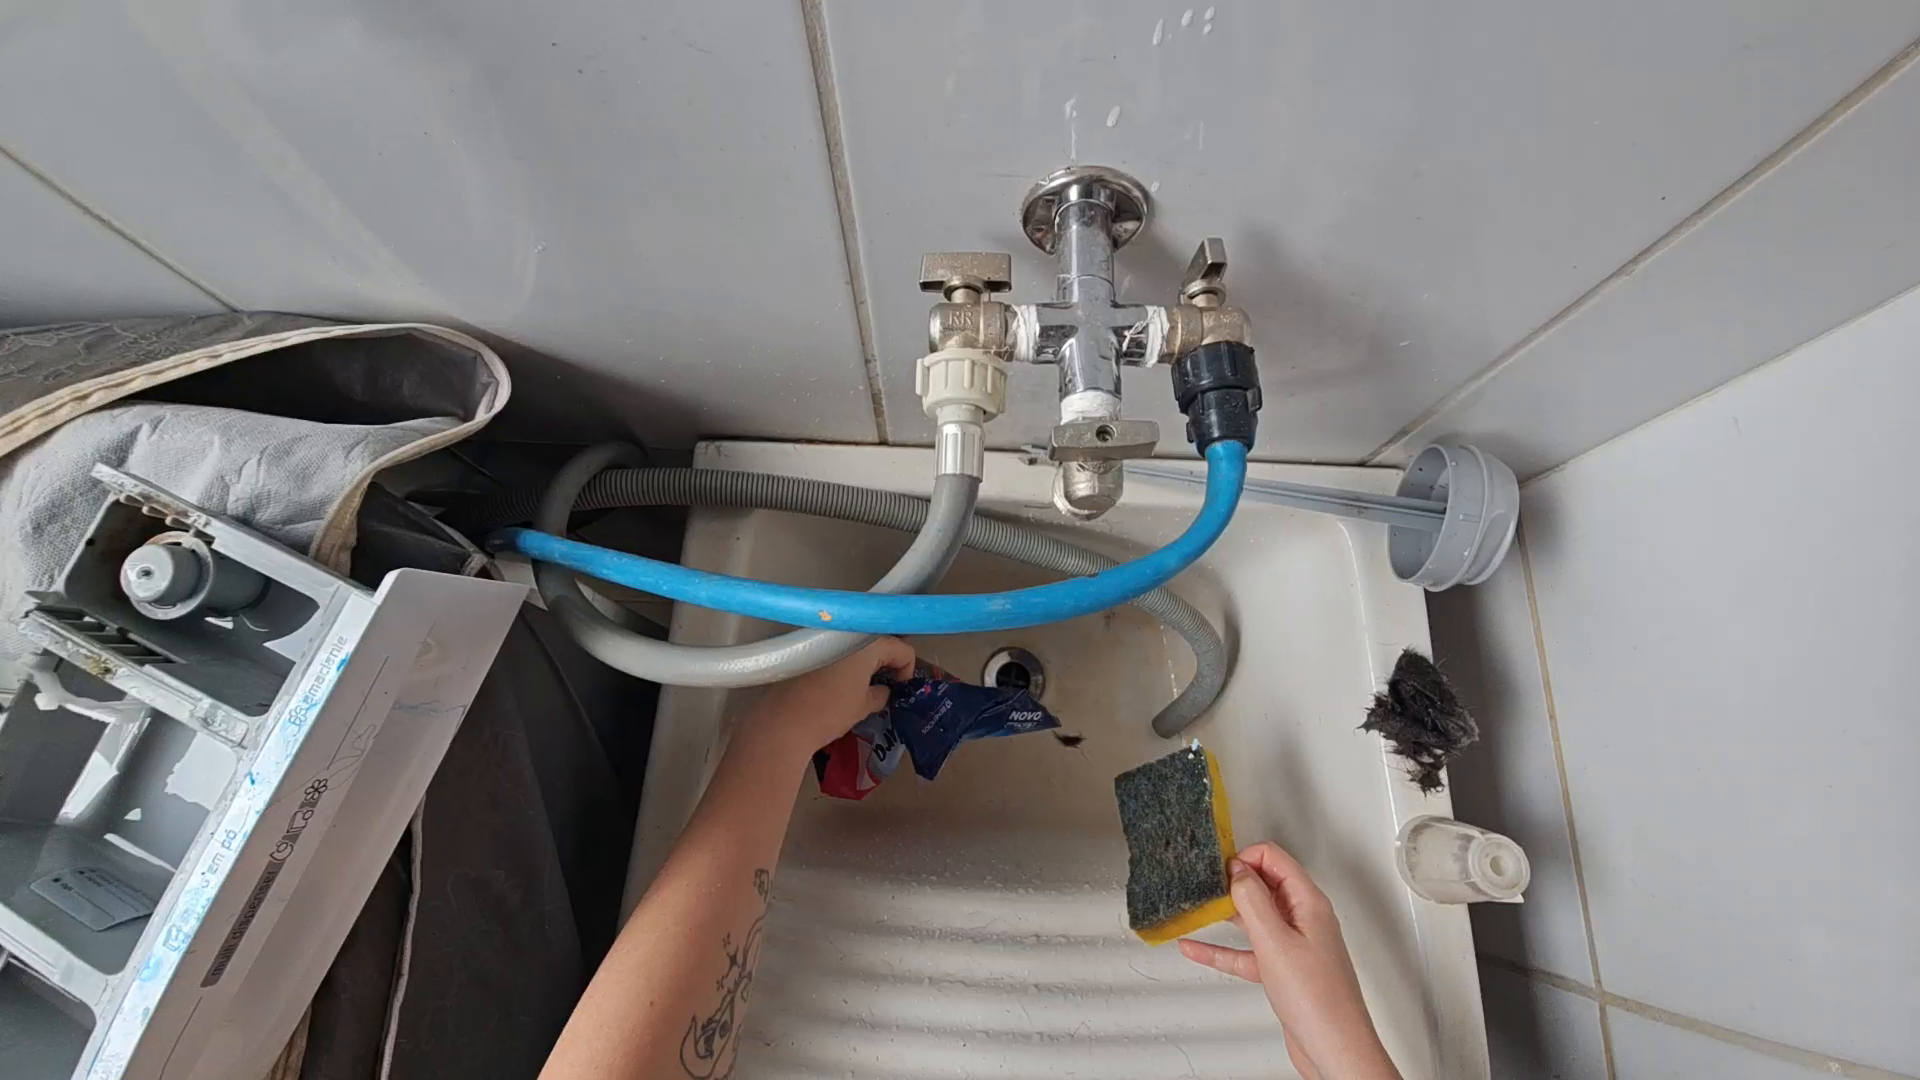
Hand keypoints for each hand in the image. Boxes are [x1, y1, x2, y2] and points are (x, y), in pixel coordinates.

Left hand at [733, 638, 916, 763]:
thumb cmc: (829, 711)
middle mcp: (849, 630)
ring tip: (866, 680)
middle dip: (887, 658)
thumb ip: (880, 694)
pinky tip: (842, 677)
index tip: (901, 687)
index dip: (907, 669)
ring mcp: (826, 633)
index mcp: (869, 642)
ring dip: (866, 655)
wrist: (783, 721)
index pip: (902, 649)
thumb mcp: (863, 706)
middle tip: (887, 681)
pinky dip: (845, 656)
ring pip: (857, 639)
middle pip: (879, 639)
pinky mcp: (808, 642)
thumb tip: (883, 690)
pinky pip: (837, 643)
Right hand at [1177, 842, 1400, 1079]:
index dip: (1244, 857)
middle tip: (1206, 881)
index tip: (1220, 869)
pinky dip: (1221, 948)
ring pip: (1253, 915)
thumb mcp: (1275, 941)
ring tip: (1198, 907)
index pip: (1273, 857)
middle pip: (1263, 882)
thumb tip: (1238, 870)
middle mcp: (1302, 918)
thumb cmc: (1318, 1001)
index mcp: (1308, 903)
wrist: (1335, 1053)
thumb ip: (1253, 899)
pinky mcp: (1282, 969)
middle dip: (1233, 879)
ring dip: (1225, 912)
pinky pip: (1246, 949)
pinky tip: (1197, 949)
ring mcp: (1293, 944)